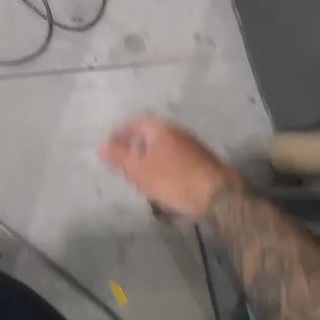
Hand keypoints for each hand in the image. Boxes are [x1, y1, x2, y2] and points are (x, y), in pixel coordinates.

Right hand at [98, 115, 240, 217]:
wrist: (220, 196)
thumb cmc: (174, 180)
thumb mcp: (140, 171)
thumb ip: (119, 157)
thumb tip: (99, 146)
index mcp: (159, 128)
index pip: (132, 123)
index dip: (118, 134)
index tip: (109, 148)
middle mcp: (175, 130)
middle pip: (148, 133)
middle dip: (134, 146)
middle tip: (124, 162)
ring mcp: (192, 144)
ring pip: (163, 146)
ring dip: (149, 156)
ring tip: (142, 175)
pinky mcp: (203, 159)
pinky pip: (175, 156)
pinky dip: (164, 164)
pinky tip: (164, 181)